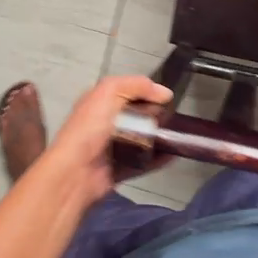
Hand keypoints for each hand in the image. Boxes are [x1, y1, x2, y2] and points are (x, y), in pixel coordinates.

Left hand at [35, 75, 172, 200]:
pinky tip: (175, 154)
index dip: (146, 91)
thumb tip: (165, 93)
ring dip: (160, 137)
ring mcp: (114, 146)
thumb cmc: (90, 126)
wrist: (77, 171)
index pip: (128, 90)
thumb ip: (137, 86)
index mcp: (100, 101)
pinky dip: (159, 159)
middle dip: (156, 114)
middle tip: (177, 116)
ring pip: (143, 139)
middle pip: (137, 115)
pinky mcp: (122, 168)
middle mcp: (107, 122)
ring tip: (180, 134)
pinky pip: (145, 162)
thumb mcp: (110, 91)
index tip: (168, 96)